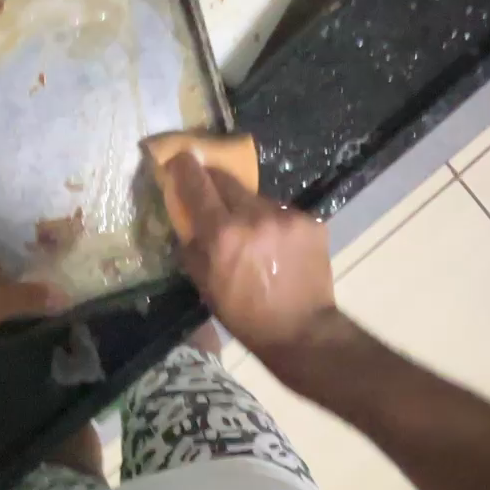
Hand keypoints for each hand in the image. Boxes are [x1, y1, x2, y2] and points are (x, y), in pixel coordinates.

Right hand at [163, 152, 337, 360]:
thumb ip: (192, 243)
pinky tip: (275, 245)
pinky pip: (281, 212)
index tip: (179, 158)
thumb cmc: (242, 313)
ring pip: (255, 197)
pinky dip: (272, 222)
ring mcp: (286, 216)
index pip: (197, 183)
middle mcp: (254, 216)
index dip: (184, 166)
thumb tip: (187, 217)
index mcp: (222, 233)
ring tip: (250, 233)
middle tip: (209, 192)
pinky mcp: (310, 221)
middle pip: (226, 179)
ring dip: (246, 207)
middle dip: (214, 182)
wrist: (301, 330)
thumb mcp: (203, 282)